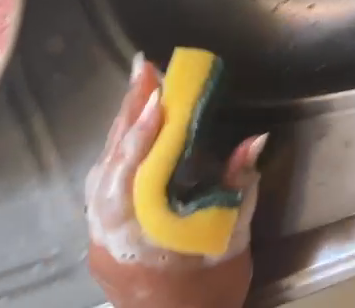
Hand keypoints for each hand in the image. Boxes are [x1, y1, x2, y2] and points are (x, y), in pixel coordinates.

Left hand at [85, 55, 265, 307]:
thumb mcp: (232, 238)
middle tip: (144, 69)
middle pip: (109, 164)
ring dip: (121, 129)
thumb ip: (239, 187)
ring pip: (102, 172)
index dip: (142, 134)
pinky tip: (134, 129)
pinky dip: (120, 150)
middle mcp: (106, 235)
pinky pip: (104, 184)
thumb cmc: (209, 293)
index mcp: (136, 238)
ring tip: (141, 88)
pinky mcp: (103, 236)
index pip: (129, 177)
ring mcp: (99, 237)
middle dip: (127, 114)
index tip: (157, 95)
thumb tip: (256, 138)